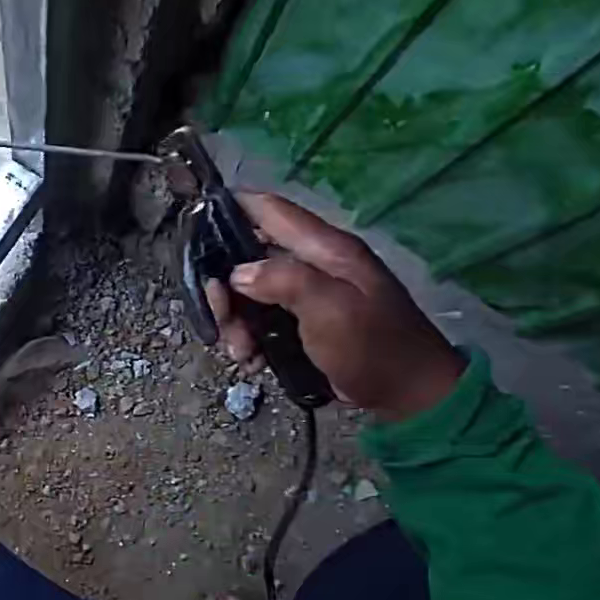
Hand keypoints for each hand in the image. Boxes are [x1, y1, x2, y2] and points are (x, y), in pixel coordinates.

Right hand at [204, 192, 464, 421]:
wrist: (404, 394)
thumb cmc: (371, 347)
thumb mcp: (330, 309)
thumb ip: (284, 281)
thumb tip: (237, 274)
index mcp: (325, 249)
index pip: (271, 210)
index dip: (233, 206)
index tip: (196, 220)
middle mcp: (311, 264)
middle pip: (247, 258)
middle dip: (224, 287)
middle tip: (221, 317)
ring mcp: (304, 294)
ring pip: (246, 294)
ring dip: (234, 321)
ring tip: (242, 351)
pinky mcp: (298, 322)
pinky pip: (257, 321)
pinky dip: (247, 339)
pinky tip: (252, 360)